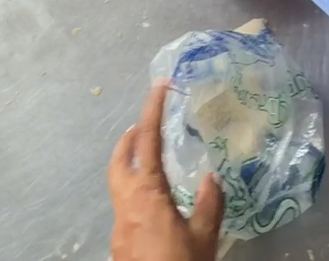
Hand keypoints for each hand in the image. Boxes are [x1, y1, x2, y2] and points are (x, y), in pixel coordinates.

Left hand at [108, 83, 223, 260]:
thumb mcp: (203, 239)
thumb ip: (208, 205)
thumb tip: (211, 177)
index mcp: (146, 195)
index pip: (147, 141)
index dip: (152, 109)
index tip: (160, 85)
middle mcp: (125, 206)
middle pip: (118, 162)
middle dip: (129, 138)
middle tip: (146, 123)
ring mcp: (119, 228)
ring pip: (118, 185)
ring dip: (130, 166)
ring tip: (153, 161)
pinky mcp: (120, 247)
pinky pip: (125, 208)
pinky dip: (136, 193)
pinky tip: (158, 205)